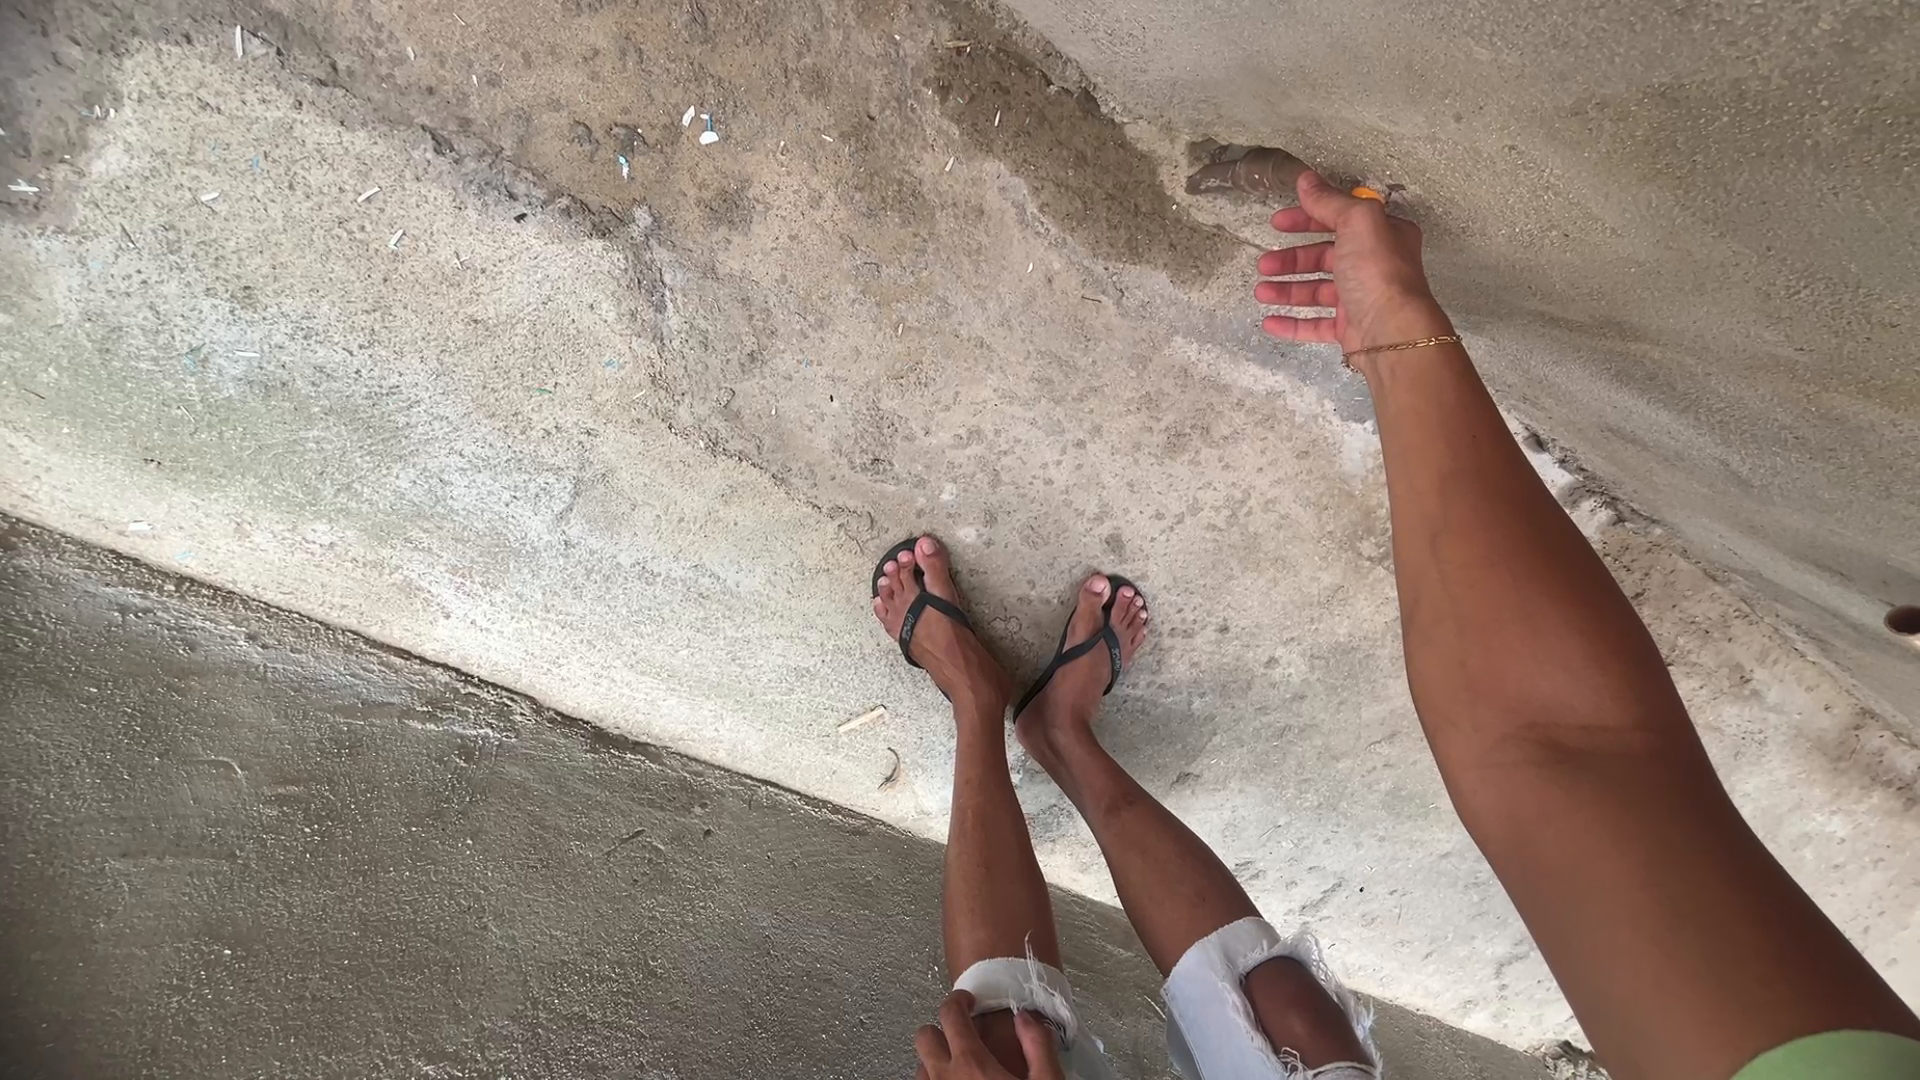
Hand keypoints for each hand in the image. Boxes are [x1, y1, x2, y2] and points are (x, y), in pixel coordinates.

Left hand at [913, 992, 1064, 1079]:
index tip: (969, 1003)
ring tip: (956, 1070)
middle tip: (959, 1034)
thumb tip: (1024, 1020)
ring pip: (919, 1070)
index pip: (951, 1014)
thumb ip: (1037, 1045)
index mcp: (972, 1065)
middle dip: (940, 1029)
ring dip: (934, 1064)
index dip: (959, 1000)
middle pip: (924, 1037)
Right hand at [1256, 170, 1452, 354]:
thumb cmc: (1380, 275)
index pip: (1338, 220)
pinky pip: (1313, 324)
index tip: (1279, 222)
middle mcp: (1373, 266)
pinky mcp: (1348, 328)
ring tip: (1262, 291)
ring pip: (1315, 292)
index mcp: (1381, 235)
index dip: (1306, 219)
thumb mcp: (1357, 222)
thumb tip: (1308, 181)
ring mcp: (1360, 298)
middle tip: (1266, 262)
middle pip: (1323, 257)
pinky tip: (1271, 320)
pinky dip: (1291, 323)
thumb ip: (1329, 201)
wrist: (1388, 330)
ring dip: (1286, 290)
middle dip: (1291, 259)